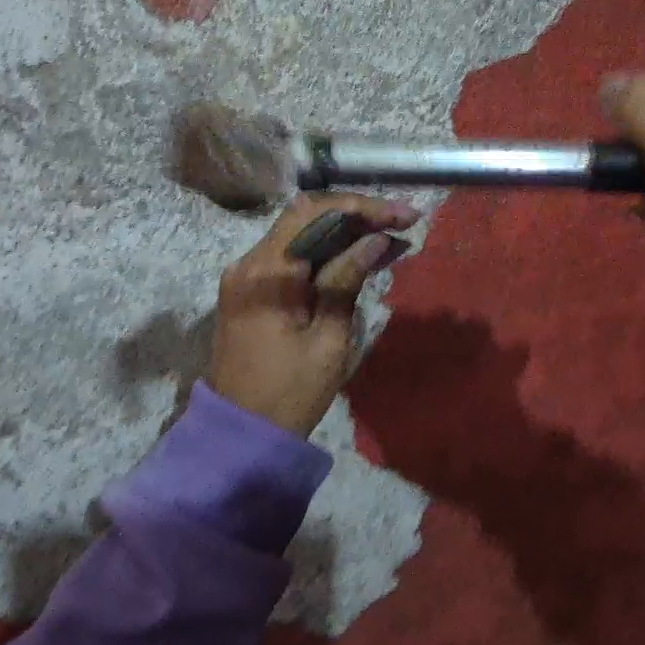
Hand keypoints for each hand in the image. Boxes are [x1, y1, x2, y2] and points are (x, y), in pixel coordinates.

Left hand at [208, 193, 420, 435]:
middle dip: (357, 216)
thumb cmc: (289, 394)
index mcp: (266, 273)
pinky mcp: (251, 291)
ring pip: (301, 234)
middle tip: (403, 224)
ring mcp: (246, 276)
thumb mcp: (328, 339)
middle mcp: (249, 263)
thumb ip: (347, 281)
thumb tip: (375, 240)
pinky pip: (292, 257)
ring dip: (344, 232)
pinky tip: (360, 257)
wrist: (240, 436)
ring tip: (391, 239)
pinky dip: (326, 252)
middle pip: (307, 217)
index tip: (402, 216)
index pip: (314, 212)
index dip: (361, 208)